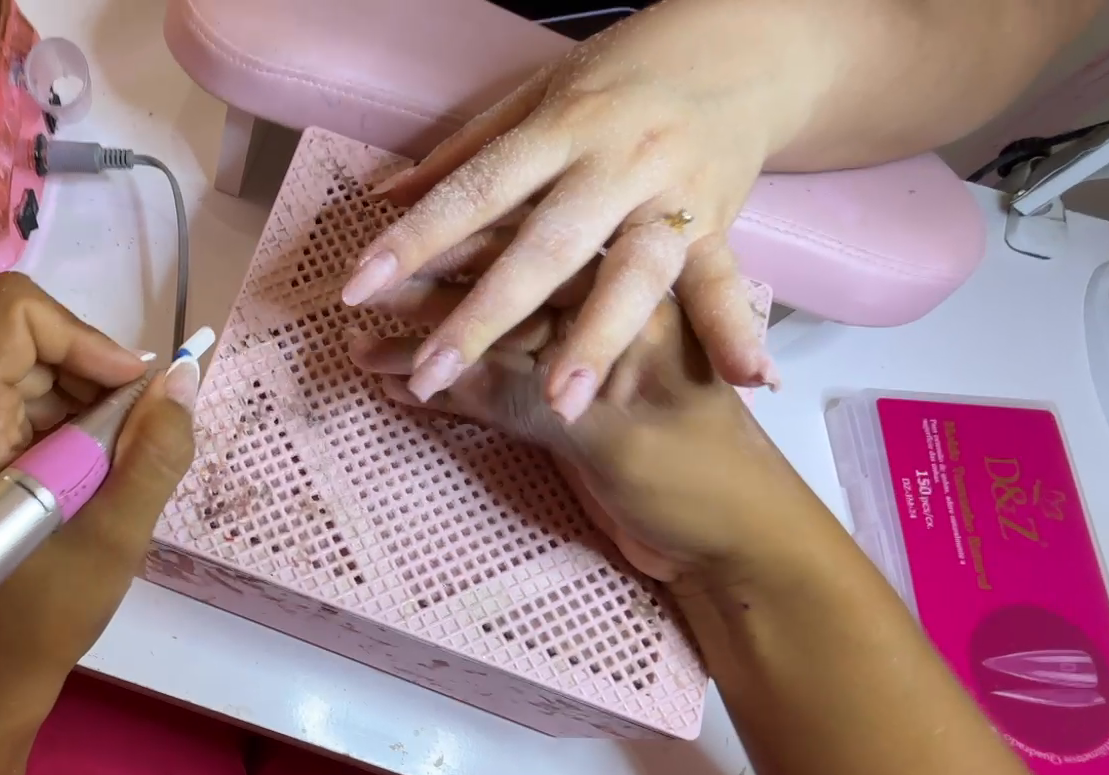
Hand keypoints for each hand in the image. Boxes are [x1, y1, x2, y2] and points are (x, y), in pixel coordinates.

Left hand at [0, 274, 196, 726]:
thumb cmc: (47, 615)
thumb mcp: (117, 535)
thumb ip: (155, 451)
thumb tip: (183, 377)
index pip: (15, 314)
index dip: (84, 337)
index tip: (130, 391)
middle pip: (27, 340)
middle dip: (94, 378)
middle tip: (134, 440)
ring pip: (31, 368)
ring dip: (88, 405)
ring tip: (112, 470)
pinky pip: (23, 401)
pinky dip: (70, 424)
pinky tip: (89, 476)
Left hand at [341, 5, 794, 417]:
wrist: (751, 35)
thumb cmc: (618, 77)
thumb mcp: (536, 96)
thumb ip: (461, 154)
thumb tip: (381, 195)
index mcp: (560, 127)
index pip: (473, 190)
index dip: (414, 240)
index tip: (358, 288)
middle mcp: (617, 163)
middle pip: (544, 249)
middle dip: (485, 316)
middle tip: (431, 374)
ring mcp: (675, 195)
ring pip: (632, 274)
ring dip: (598, 341)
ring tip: (561, 403)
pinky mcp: (724, 220)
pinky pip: (726, 281)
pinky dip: (737, 329)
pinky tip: (748, 380)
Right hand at [352, 295, 823, 586]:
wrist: (740, 547)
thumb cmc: (702, 483)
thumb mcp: (615, 436)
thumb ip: (527, 399)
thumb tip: (439, 377)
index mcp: (632, 304)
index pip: (533, 272)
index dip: (456, 280)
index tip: (392, 284)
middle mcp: (600, 323)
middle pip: (498, 301)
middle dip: (426, 308)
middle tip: (361, 304)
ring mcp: (575, 368)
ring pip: (486, 346)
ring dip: (426, 351)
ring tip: (361, 350)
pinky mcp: (556, 411)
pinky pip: (489, 392)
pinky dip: (446, 393)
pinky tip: (398, 388)